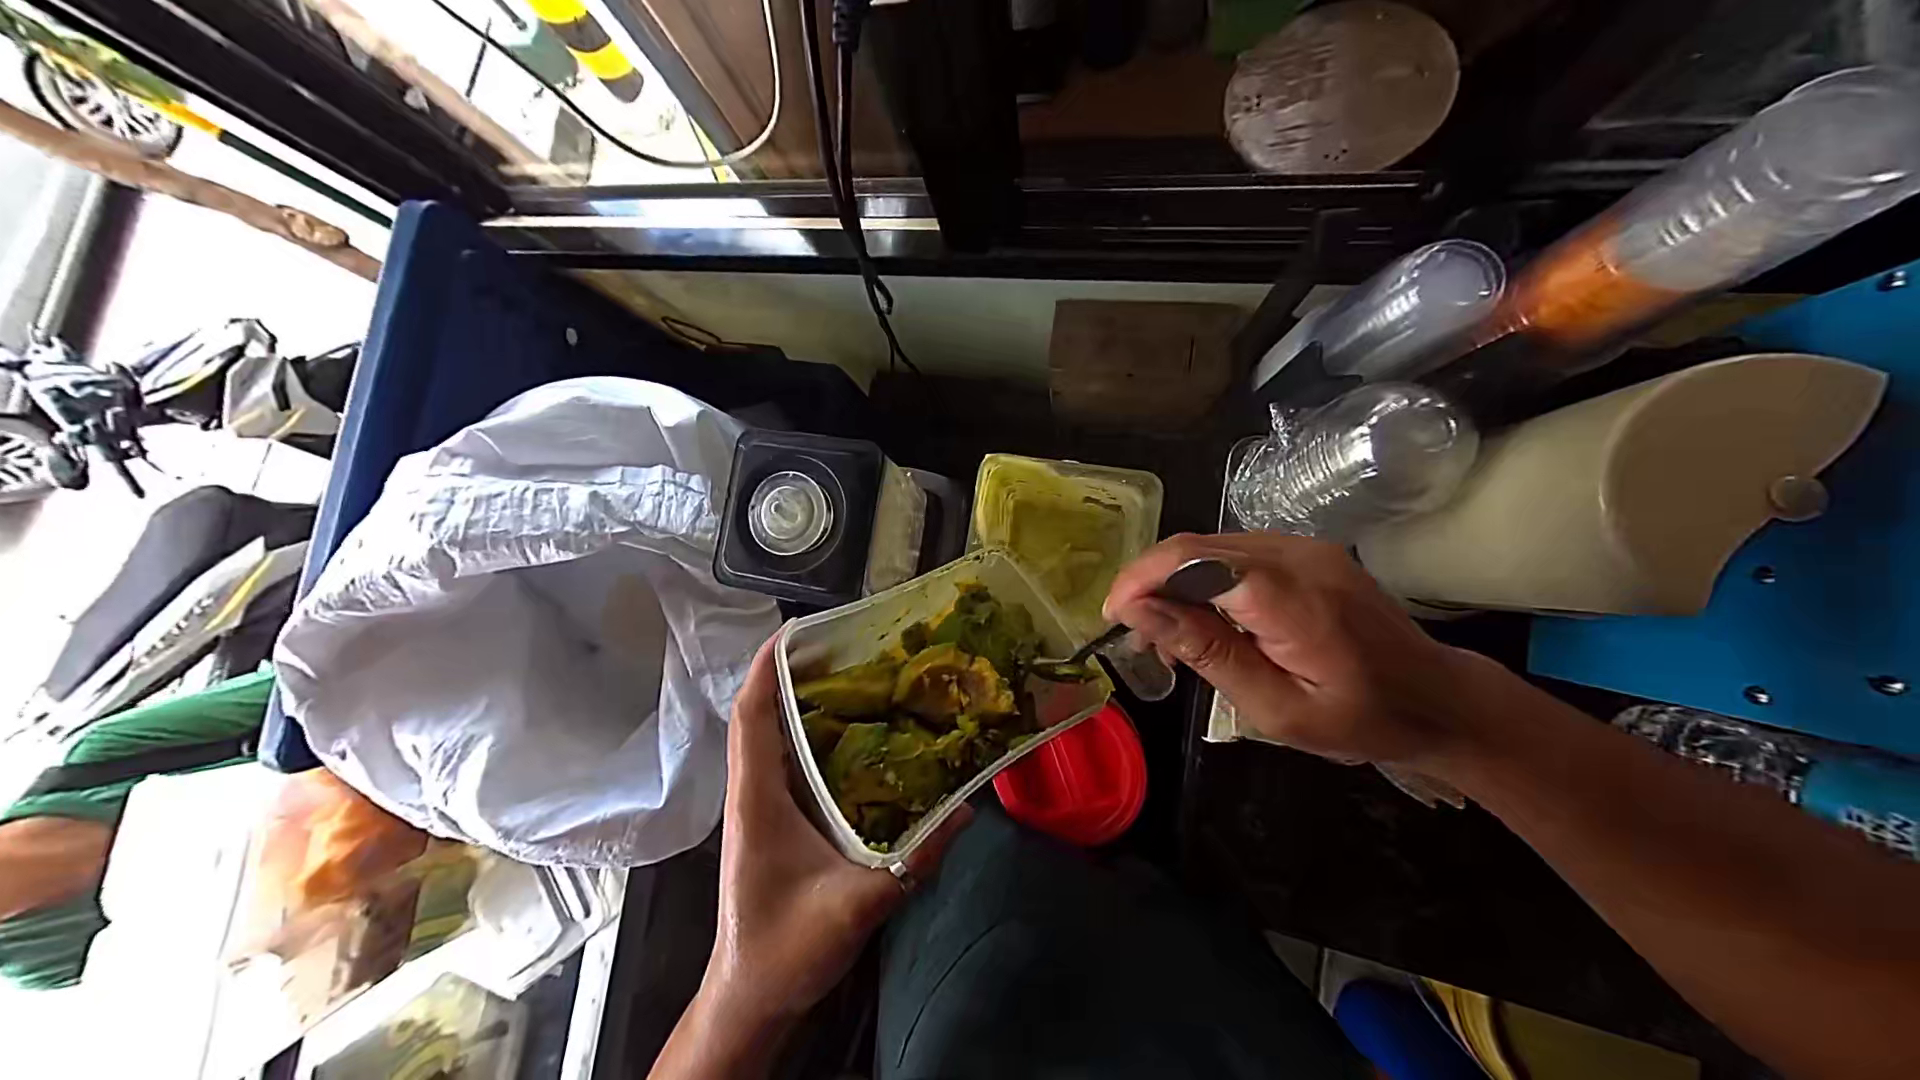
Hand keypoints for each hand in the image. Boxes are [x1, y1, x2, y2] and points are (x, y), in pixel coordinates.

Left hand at [699, 638, 970, 1030]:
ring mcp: (760, 807)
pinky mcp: (773, 821)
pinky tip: (851, 733)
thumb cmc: (786, 949)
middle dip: (790, 672)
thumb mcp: (858, 904)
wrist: (749, 998)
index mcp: (759, 799)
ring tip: (850, 675)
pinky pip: (785, 762)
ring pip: (770, 736)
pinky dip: (808, 734)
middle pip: (760, 714)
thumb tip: (966, 809)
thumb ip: (915, 859)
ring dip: (798, 700)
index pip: (751, 715)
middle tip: (842, 645)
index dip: (765, 666)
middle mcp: (753, 792)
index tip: (796, 629)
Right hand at [1104, 533, 1499, 769]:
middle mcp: (1296, 555)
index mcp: (1293, 598)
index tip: (1114, 617)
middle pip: (1194, 547)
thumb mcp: (1277, 708)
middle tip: (1133, 631)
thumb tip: (1142, 612)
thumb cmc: (1361, 718)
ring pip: (1208, 546)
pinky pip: (1231, 553)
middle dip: (1149, 582)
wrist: (1438, 697)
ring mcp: (1303, 546)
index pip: (1194, 562)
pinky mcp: (1303, 550)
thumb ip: (1208, 653)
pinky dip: (1200, 578)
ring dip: (1171, 581)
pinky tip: (1199, 616)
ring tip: (1163, 632)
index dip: (1142, 580)